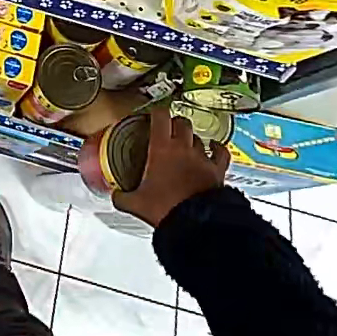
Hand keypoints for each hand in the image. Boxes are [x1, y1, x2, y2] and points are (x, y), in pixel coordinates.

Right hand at [114, 108, 230, 227]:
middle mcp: (183, 147)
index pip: (160, 117)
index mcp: (162, 149)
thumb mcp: (136, 203)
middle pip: (181, 122)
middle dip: (175, 122)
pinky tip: (214, 146)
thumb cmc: (166, 209)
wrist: (194, 222)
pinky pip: (221, 152)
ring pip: (198, 136)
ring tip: (186, 142)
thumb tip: (115, 196)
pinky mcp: (216, 169)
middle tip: (168, 128)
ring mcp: (202, 157)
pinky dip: (217, 147)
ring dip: (191, 137)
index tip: (153, 114)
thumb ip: (122, 197)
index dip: (157, 112)